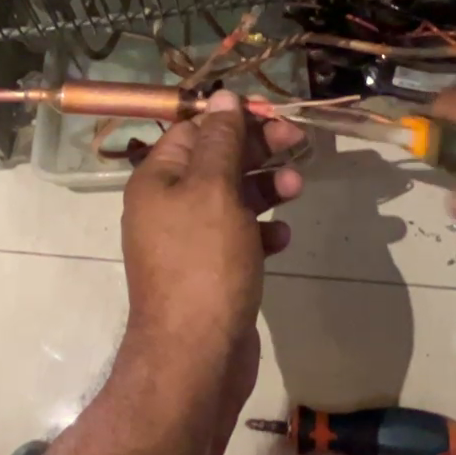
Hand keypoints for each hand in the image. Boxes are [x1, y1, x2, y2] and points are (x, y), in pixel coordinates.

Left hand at [121, 90, 304, 355]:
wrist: (195, 359)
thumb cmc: (203, 262)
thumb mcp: (213, 188)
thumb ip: (221, 139)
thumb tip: (223, 95)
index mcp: (158, 178)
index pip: (196, 128)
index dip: (235, 116)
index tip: (274, 114)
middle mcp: (168, 204)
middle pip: (217, 159)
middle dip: (257, 148)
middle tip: (297, 142)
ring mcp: (189, 240)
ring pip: (233, 196)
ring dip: (266, 187)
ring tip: (295, 189)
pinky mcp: (211, 271)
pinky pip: (240, 236)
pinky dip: (262, 230)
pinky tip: (281, 238)